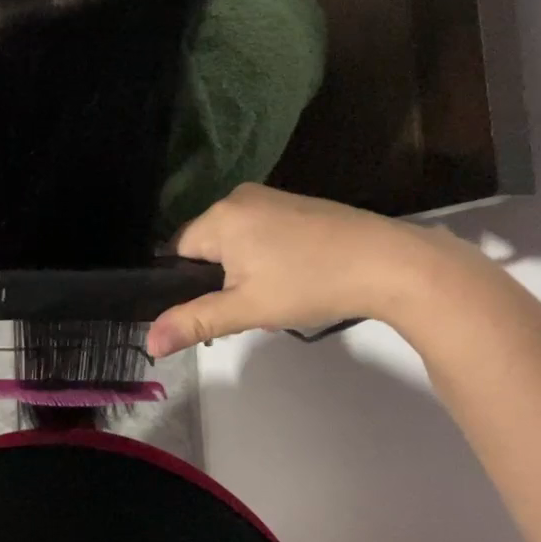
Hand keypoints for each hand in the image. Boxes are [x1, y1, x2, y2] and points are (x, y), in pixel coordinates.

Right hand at [147, 184, 481, 356]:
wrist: (392, 264)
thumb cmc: (312, 284)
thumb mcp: (247, 309)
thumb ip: (193, 322)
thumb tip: (148, 343)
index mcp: (219, 216)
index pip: (174, 251)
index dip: (182, 284)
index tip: (208, 310)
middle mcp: (237, 198)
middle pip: (204, 246)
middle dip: (215, 281)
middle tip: (243, 311)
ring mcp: (270, 198)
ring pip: (233, 241)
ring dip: (240, 272)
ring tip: (270, 298)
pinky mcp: (296, 205)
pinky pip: (258, 232)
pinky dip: (263, 258)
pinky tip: (289, 279)